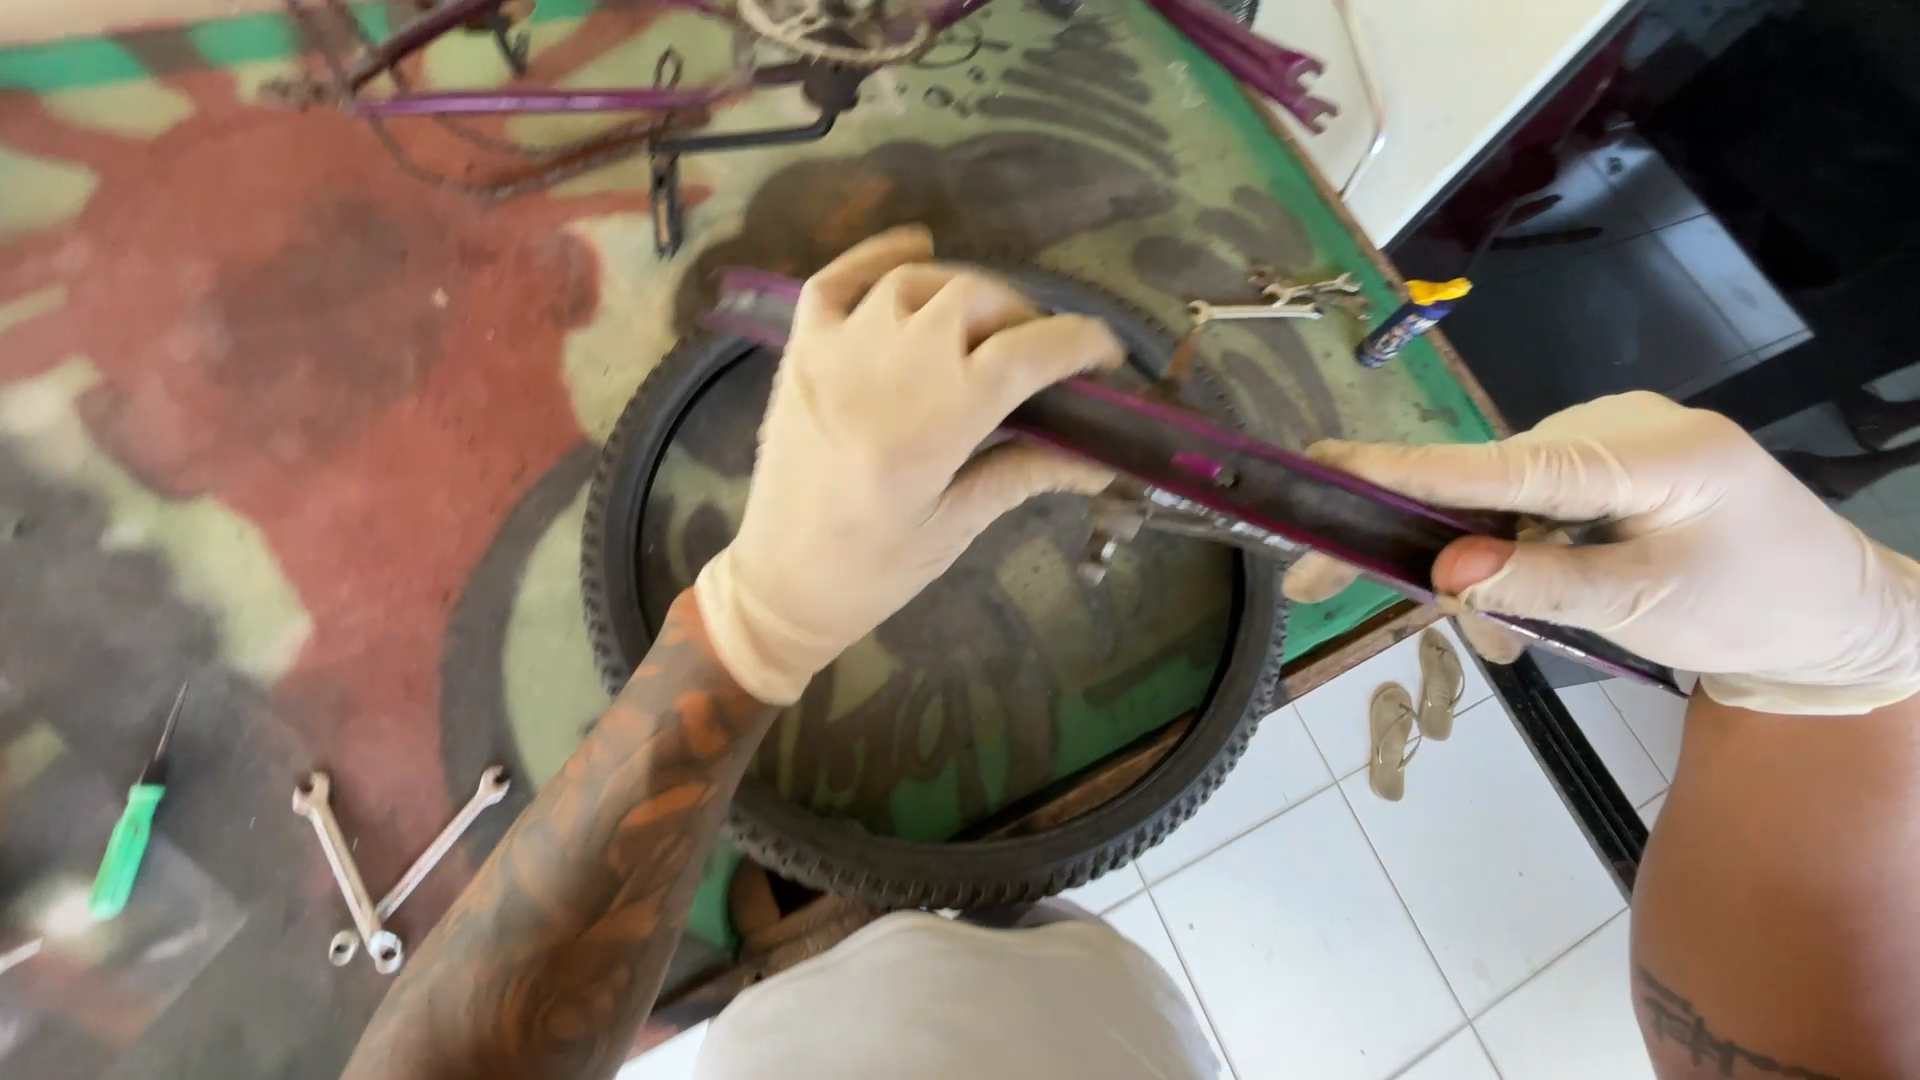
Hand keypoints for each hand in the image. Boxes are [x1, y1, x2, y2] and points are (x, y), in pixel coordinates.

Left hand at [694, 226, 1122, 703]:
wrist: (779, 583)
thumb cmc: (873, 572)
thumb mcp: (957, 527)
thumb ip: (1027, 473)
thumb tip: (1100, 457)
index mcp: (928, 429)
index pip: (1021, 355)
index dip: (1077, 342)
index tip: (1105, 353)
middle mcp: (881, 372)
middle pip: (973, 301)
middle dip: (1023, 319)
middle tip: (1038, 358)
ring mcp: (833, 353)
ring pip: (917, 282)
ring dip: (966, 293)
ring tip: (986, 328)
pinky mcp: (800, 351)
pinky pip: (839, 277)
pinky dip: (881, 254)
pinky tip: (920, 250)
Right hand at [1282, 392, 1919, 714]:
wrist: (1832, 615)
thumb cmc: (1756, 612)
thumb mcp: (1648, 609)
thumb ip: (1542, 584)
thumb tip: (1443, 571)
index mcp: (1652, 453)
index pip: (1502, 466)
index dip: (1405, 470)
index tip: (1325, 464)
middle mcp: (1611, 429)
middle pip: (1475, 484)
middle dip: (1404, 539)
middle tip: (1319, 579)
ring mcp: (1596, 442)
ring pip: (1485, 501)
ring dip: (1460, 564)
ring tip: (1492, 639)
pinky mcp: (1585, 465)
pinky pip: (1511, 506)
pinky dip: (1493, 555)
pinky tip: (1506, 601)